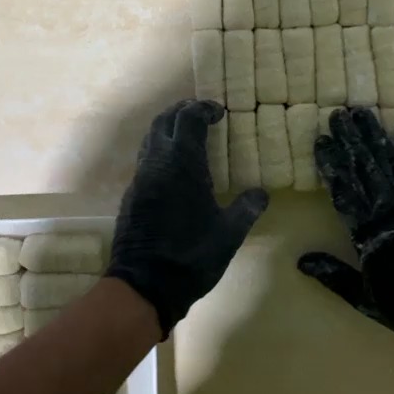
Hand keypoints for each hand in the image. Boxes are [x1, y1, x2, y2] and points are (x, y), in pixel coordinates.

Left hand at [106, 100, 267, 337]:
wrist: (144, 285)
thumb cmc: (191, 256)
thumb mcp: (229, 234)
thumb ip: (247, 209)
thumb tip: (262, 193)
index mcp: (182, 163)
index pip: (189, 118)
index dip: (204, 109)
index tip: (219, 112)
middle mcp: (158, 162)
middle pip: (164, 120)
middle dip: (182, 110)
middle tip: (201, 114)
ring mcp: (141, 178)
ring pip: (151, 138)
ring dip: (168, 129)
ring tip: (188, 135)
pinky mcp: (132, 194)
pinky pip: (146, 159)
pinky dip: (160, 150)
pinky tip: (174, 168)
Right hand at [300, 107, 393, 347]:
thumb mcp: (366, 299)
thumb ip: (334, 275)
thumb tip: (301, 260)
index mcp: (370, 237)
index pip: (344, 192)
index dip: (332, 164)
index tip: (321, 140)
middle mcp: (391, 214)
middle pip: (366, 169)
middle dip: (350, 140)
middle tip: (338, 114)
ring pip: (392, 162)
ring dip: (376, 135)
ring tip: (362, 112)